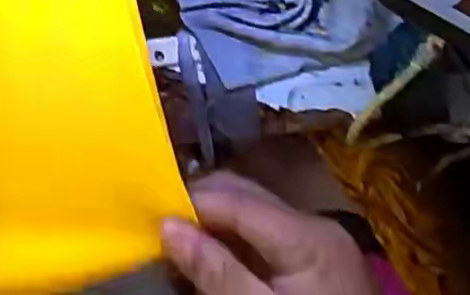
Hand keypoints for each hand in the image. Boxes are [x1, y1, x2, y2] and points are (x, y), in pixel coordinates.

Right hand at [161, 171, 374, 294]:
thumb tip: (166, 225)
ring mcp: (319, 246)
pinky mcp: (318, 268)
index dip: (188, 204)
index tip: (149, 219)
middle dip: (198, 211)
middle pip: (242, 197)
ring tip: (180, 249)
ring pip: (249, 215)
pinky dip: (234, 246)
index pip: (233, 198)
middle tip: (160, 233)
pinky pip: (264, 239)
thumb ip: (216, 272)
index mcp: (308, 234)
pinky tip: (212, 264)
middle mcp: (315, 227)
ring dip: (213, 227)